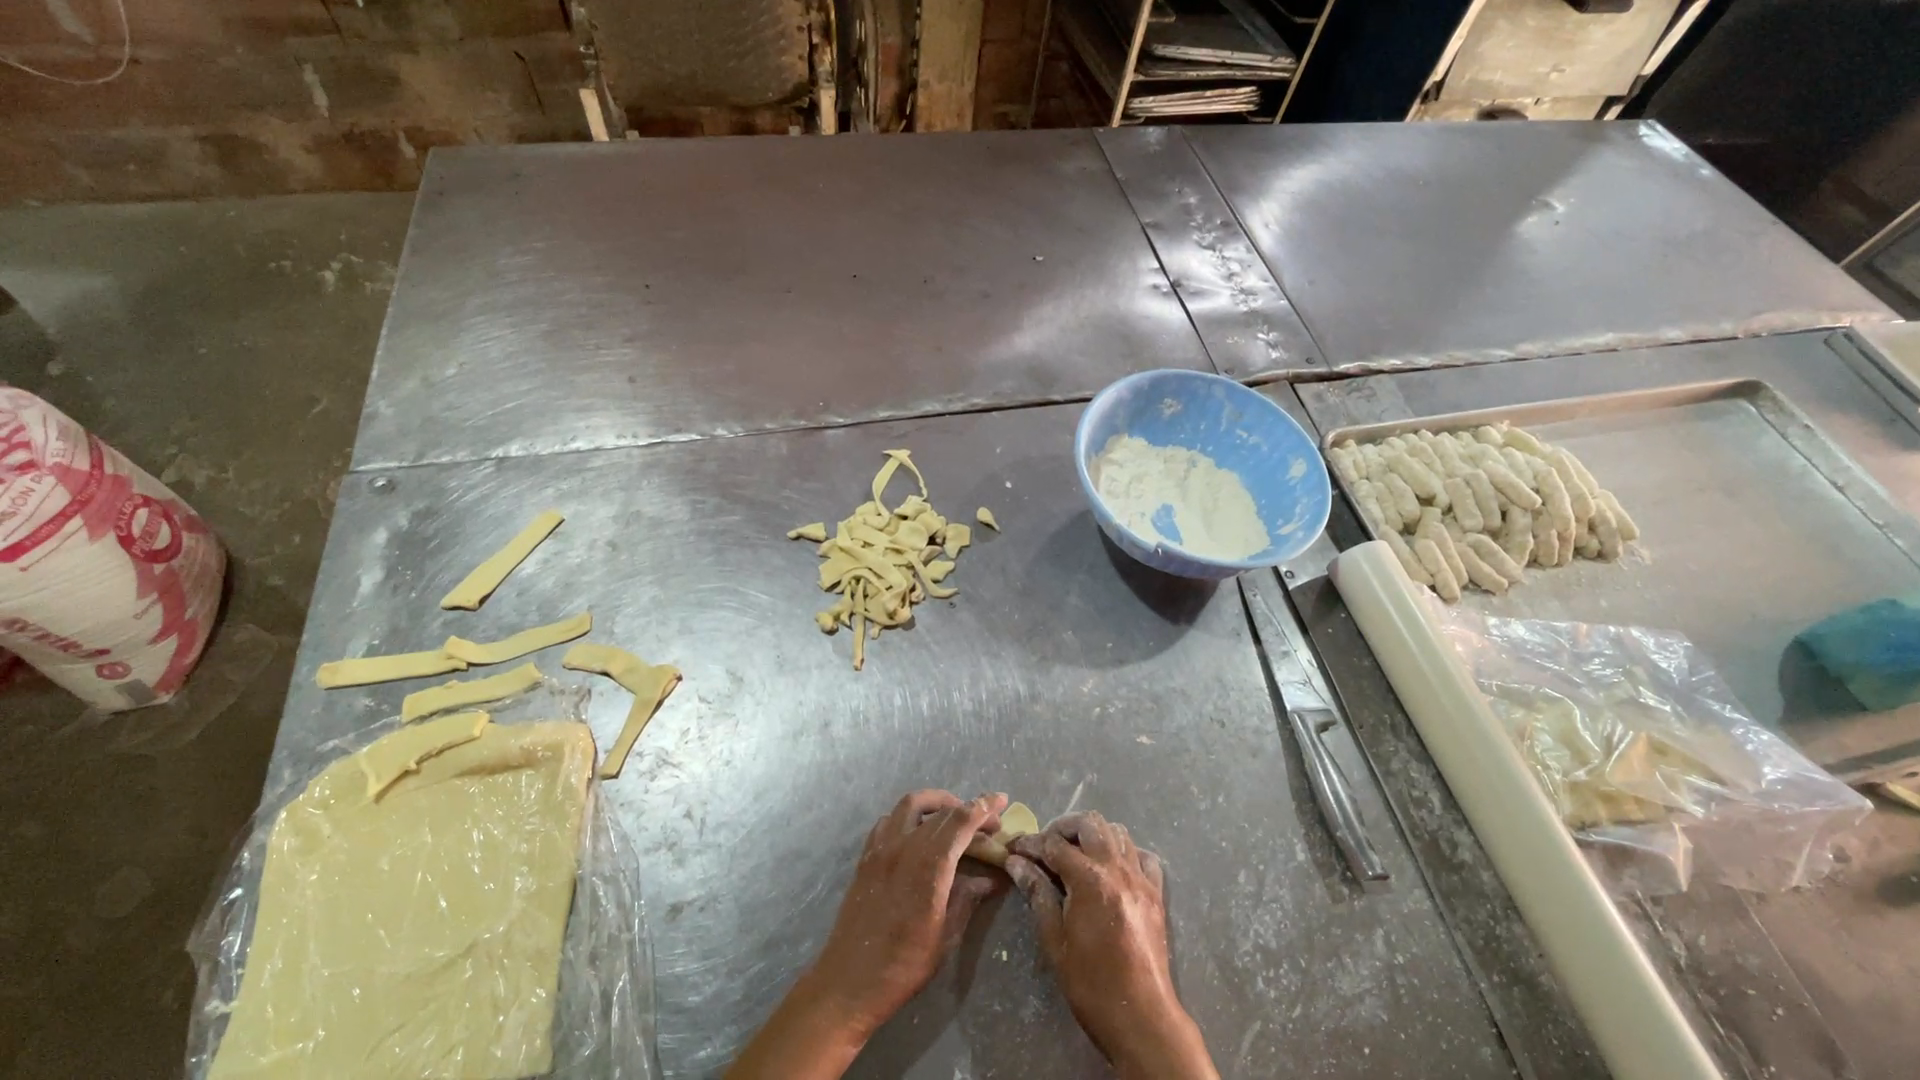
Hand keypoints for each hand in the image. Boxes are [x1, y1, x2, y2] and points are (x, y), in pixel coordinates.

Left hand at [809, 790, 1007, 1034]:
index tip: (1001, 801)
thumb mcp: (945, 936)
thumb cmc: (904, 965)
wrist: (849, 981)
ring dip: (935, 803)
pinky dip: (908, 817)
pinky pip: (888, 821)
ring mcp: (880, 850)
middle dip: (967, 809)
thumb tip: (989, 879)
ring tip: (952, 817)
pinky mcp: (865, 858)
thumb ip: (967, 899)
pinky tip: (917, 834)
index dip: (983, 806)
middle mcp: (903, 848)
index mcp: (929, 866)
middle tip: (986, 823)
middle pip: (940, 811)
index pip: (961, 821)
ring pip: (910, 805)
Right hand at [1006, 812, 1217, 1079]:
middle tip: (1045, 846)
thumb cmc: (1089, 981)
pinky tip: (1111, 869)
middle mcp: (1118, 868)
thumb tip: (1017, 862)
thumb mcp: (1053, 938)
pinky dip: (1125, 852)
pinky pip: (1143, 856)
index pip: (1053, 845)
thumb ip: (1037, 892)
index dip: (1030, 843)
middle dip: (1063, 828)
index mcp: (1089, 878)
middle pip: (1090, 823)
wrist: (1140, 1014)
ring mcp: (1141, 878)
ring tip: (1076, 855)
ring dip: (1094, 835)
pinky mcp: (1156, 893)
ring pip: (1118, 833)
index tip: (1014, 848)